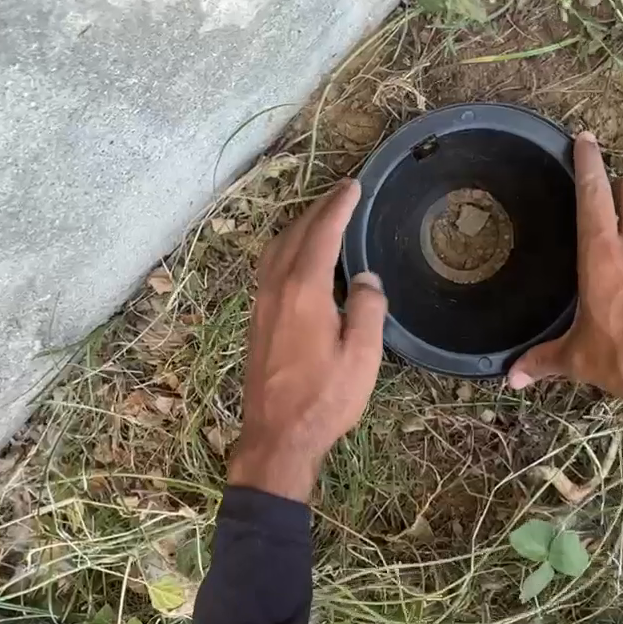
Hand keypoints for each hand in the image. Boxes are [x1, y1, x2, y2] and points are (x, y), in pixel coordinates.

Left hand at [227, 179, 387, 501]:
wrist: (276, 437)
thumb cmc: (325, 399)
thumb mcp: (362, 356)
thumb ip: (367, 309)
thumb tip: (364, 278)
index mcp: (303, 291)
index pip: (322, 233)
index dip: (339, 206)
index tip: (354, 186)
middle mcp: (276, 289)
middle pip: (295, 234)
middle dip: (318, 209)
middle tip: (342, 194)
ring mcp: (261, 305)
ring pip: (276, 249)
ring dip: (299, 227)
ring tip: (321, 218)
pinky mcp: (256, 322)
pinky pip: (269, 268)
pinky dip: (287, 249)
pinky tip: (297, 258)